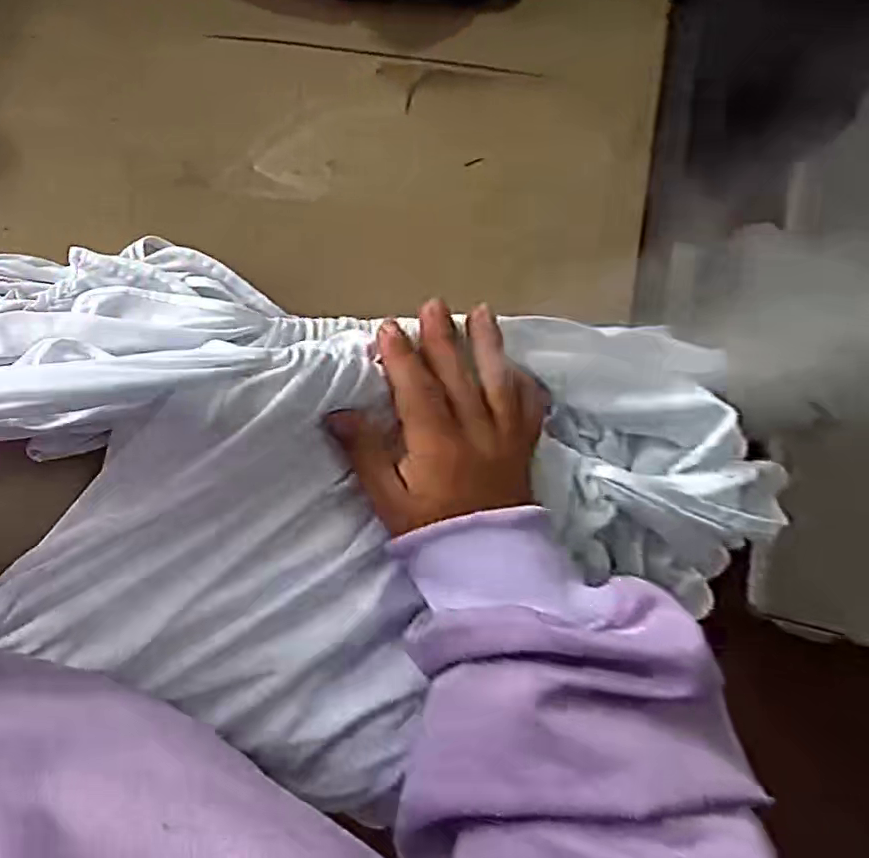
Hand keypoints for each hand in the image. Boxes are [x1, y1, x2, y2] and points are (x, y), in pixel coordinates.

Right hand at [328, 300, 545, 535]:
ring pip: (498, 382)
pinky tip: (515, 364)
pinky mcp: (523, 447)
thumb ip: (365, 452)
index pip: (416, 388)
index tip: (387, 327)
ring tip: (482, 313)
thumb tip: (339, 413)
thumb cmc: (428, 529)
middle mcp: (475, 432)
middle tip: (432, 305)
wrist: (487, 564)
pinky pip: (529, 407)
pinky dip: (523, 381)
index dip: (400, 356)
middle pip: (457, 375)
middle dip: (442, 337)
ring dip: (487, 344)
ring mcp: (505, 438)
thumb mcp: (386, 496)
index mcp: (436, 443)